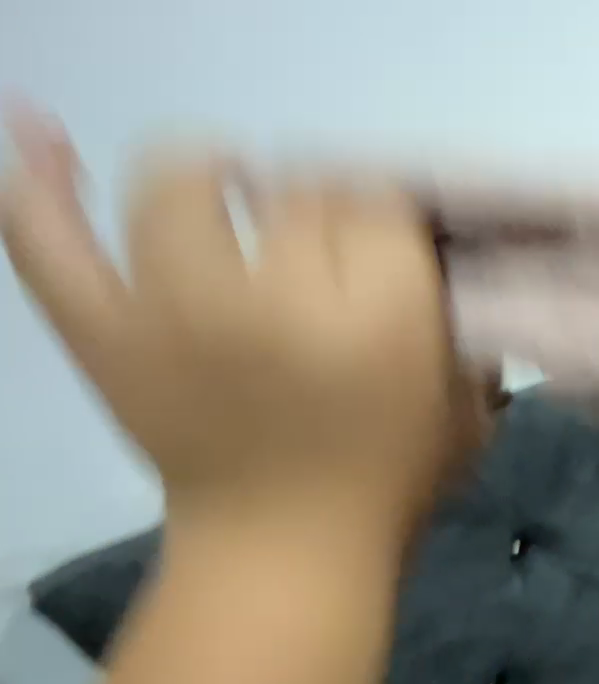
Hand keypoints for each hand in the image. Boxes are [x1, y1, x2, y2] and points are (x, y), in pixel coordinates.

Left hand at [1, 101, 490, 558]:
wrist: (289, 546)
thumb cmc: (396, 482)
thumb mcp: (469, 412)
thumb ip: (460, 338)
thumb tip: (433, 275)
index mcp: (384, 324)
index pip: (380, 210)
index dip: (389, 205)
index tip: (392, 228)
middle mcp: (280, 300)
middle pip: (297, 194)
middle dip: (321, 199)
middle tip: (332, 233)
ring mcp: (175, 308)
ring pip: (178, 187)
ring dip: (209, 168)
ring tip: (231, 180)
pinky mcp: (102, 327)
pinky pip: (47, 236)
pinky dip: (35, 181)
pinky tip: (41, 135)